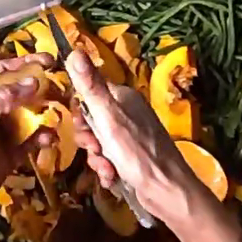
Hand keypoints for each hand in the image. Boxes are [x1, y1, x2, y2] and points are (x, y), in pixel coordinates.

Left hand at [0, 53, 54, 220]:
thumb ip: (4, 97)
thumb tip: (34, 82)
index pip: (4, 71)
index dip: (25, 62)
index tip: (49, 60)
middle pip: (21, 92)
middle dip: (42, 88)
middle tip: (63, 88)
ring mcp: (4, 133)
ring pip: (31, 116)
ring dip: (47, 113)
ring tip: (62, 113)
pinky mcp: (12, 154)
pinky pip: (32, 141)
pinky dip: (44, 138)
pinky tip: (52, 138)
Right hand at [64, 50, 216, 225]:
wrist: (167, 190)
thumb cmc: (137, 152)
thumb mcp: (108, 117)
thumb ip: (90, 86)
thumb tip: (74, 51)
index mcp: (122, 97)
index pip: (88, 94)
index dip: (80, 113)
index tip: (83, 128)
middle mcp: (127, 113)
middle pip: (91, 121)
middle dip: (89, 140)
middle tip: (96, 150)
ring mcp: (131, 135)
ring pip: (98, 142)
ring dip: (97, 159)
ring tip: (108, 169)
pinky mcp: (133, 156)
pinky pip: (109, 158)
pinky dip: (107, 169)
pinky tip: (112, 178)